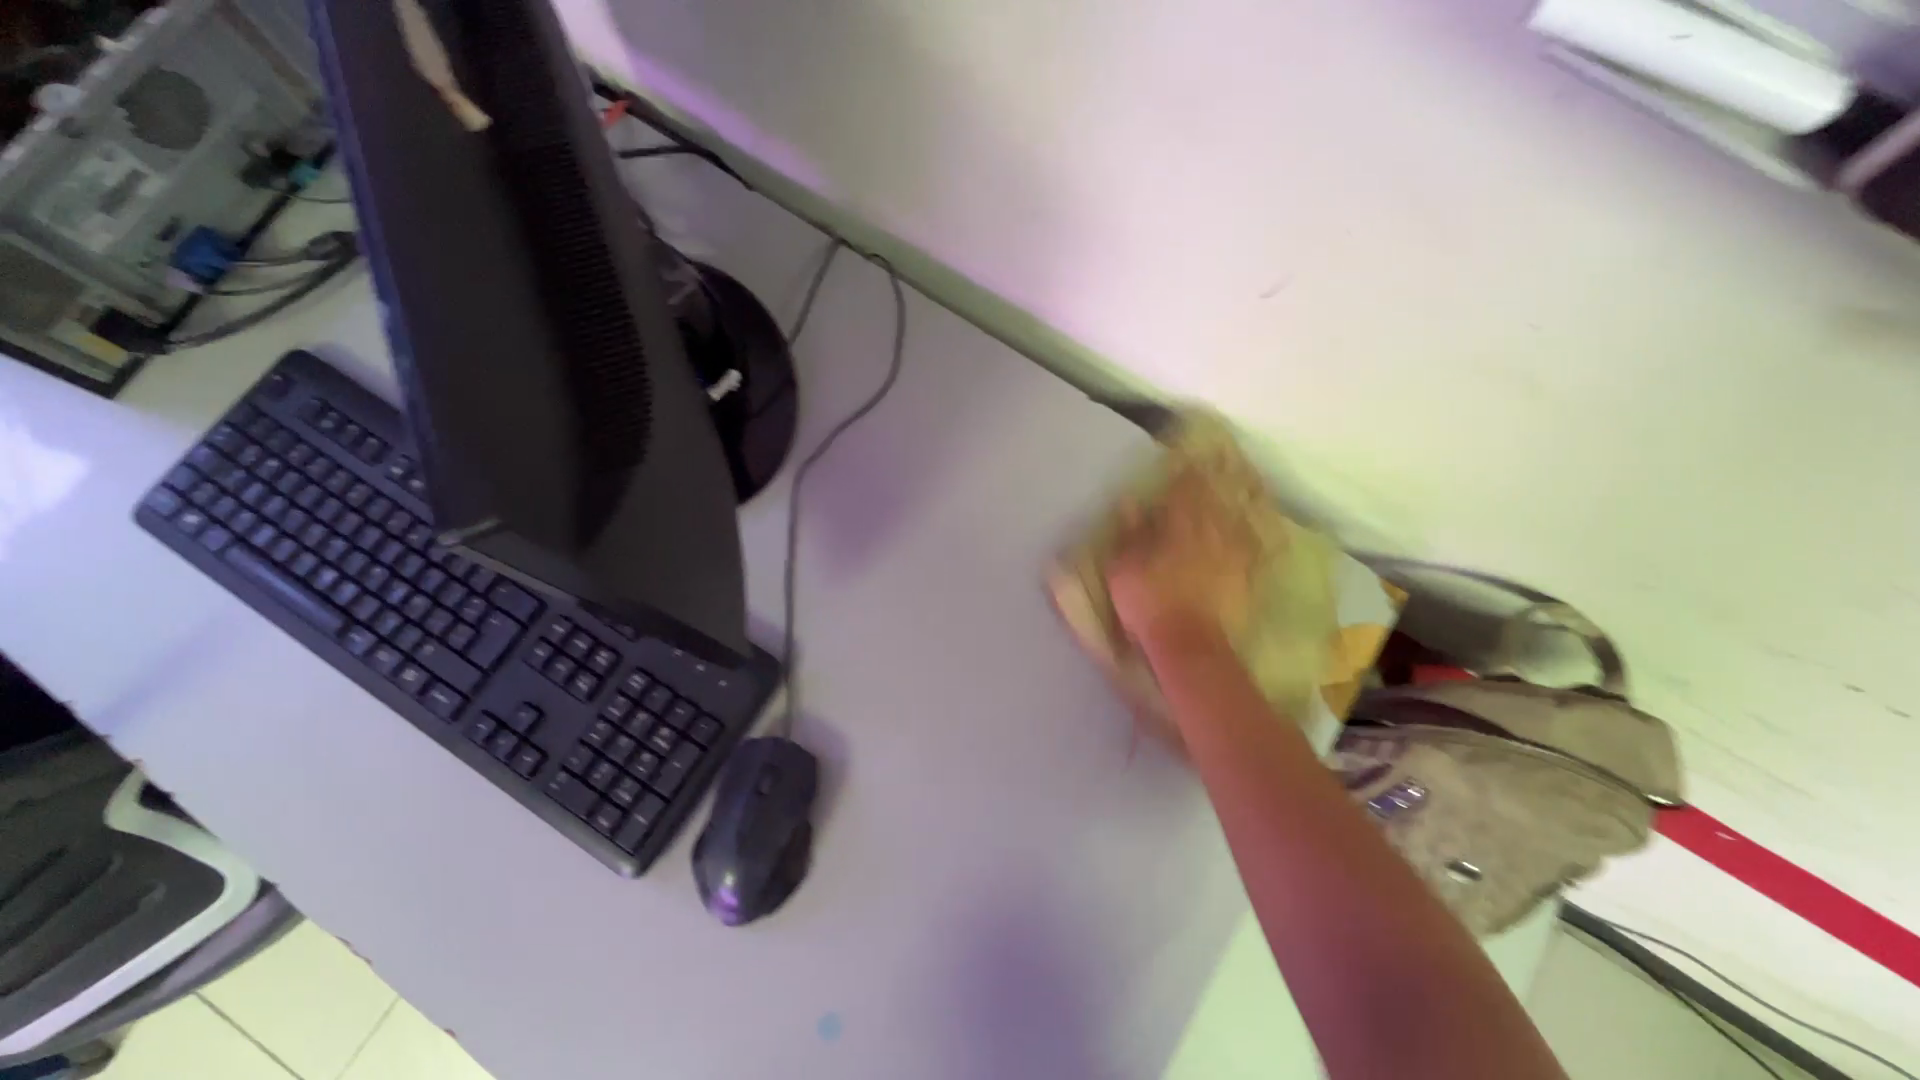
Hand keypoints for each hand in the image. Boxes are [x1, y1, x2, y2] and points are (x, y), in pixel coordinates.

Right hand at [1104, 461, 1263, 650]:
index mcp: (1178, 525)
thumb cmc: (1149, 603)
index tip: (1189, 454)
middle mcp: (1210, 531)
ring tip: (1250, 478)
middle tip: (1227, 454)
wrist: (1189, 643)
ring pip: (1240, 515)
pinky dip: (1261, 533)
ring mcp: (1232, 553)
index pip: (1184, 488)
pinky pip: (1257, 547)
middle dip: (1221, 474)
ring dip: (1245, 495)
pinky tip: (1267, 525)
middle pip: (1218, 496)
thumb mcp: (1124, 567)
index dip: (1187, 469)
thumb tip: (1132, 502)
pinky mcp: (1246, 576)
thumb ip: (1130, 533)